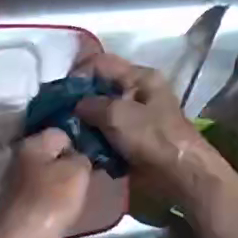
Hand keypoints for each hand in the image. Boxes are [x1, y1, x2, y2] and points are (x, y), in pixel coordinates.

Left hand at [0, 128, 90, 237]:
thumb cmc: (50, 202)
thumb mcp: (78, 172)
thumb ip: (82, 157)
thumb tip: (78, 157)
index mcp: (31, 143)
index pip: (62, 132)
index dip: (79, 145)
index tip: (91, 163)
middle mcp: (17, 159)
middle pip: (51, 156)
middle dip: (68, 167)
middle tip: (84, 184)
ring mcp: (12, 184)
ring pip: (45, 178)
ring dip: (59, 188)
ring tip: (72, 203)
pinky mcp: (13, 207)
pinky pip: (38, 198)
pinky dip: (48, 205)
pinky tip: (56, 217)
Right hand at [74, 51, 232, 205]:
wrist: (179, 174)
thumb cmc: (151, 138)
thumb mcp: (117, 114)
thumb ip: (90, 104)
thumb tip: (74, 106)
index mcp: (140, 77)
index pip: (101, 63)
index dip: (78, 74)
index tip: (59, 93)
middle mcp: (138, 92)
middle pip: (100, 90)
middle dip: (79, 102)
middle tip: (58, 116)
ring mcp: (136, 118)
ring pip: (102, 115)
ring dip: (86, 125)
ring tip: (68, 135)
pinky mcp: (134, 140)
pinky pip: (108, 135)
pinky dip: (96, 141)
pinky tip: (83, 149)